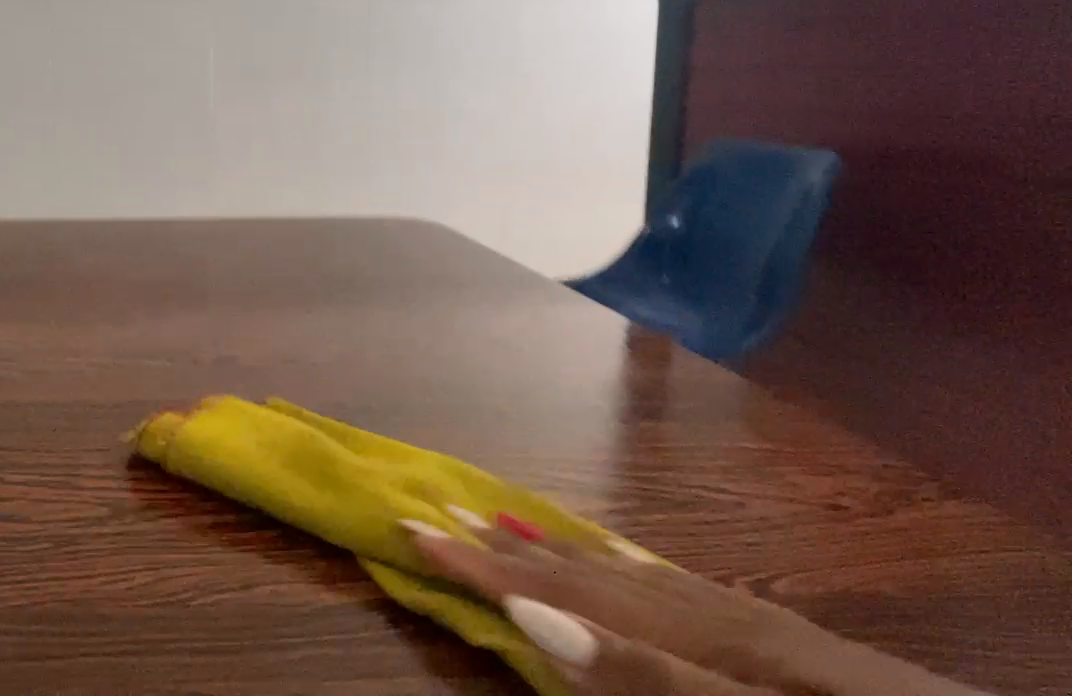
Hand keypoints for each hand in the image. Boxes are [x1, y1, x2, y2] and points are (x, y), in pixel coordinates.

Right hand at [399, 517, 987, 694]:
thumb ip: (643, 671)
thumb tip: (533, 611)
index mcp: (681, 629)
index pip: (551, 586)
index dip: (474, 561)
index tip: (408, 524)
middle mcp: (696, 607)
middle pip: (575, 567)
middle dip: (495, 541)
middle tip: (432, 504)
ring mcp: (733, 613)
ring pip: (616, 566)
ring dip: (546, 544)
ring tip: (495, 516)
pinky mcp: (765, 628)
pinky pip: (665, 579)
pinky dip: (617, 561)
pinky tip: (611, 554)